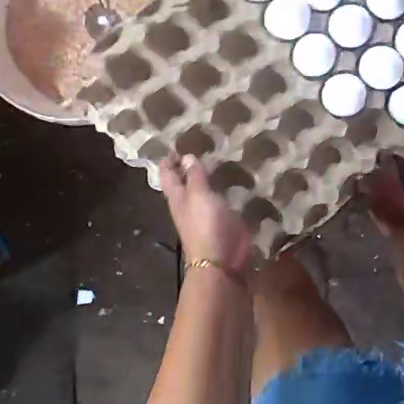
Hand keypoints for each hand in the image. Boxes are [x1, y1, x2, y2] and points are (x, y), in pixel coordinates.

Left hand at [159, 155, 251, 272]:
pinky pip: (221, 199)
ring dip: (208, 176)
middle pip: (184, 182)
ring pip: (203, 190)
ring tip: (219, 157)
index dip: (170, 160)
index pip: (168, 175)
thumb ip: (195, 176)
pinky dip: (224, 188)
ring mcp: (206, 213)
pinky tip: (235, 179)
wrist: (222, 260)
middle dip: (188, 166)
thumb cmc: (206, 225)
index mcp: (178, 197)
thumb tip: (187, 156)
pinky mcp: (223, 219)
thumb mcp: (199, 196)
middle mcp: (189, 204)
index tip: (176, 143)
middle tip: (200, 145)